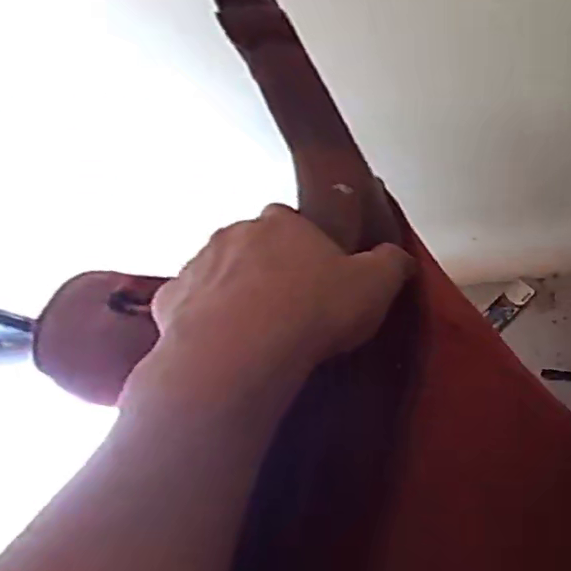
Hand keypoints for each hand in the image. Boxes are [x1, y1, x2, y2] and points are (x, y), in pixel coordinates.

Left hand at [124, 204, 412, 409]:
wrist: (241, 350)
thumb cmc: (313, 309)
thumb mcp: (379, 283)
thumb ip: (393, 262)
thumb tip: (397, 256)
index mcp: (284, 224)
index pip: (296, 220)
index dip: (315, 244)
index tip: (331, 269)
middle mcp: (234, 234)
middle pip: (259, 245)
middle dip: (279, 267)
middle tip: (310, 302)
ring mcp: (198, 266)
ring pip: (229, 274)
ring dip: (249, 293)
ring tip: (280, 329)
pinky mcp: (174, 302)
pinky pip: (202, 306)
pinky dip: (221, 320)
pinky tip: (247, 342)